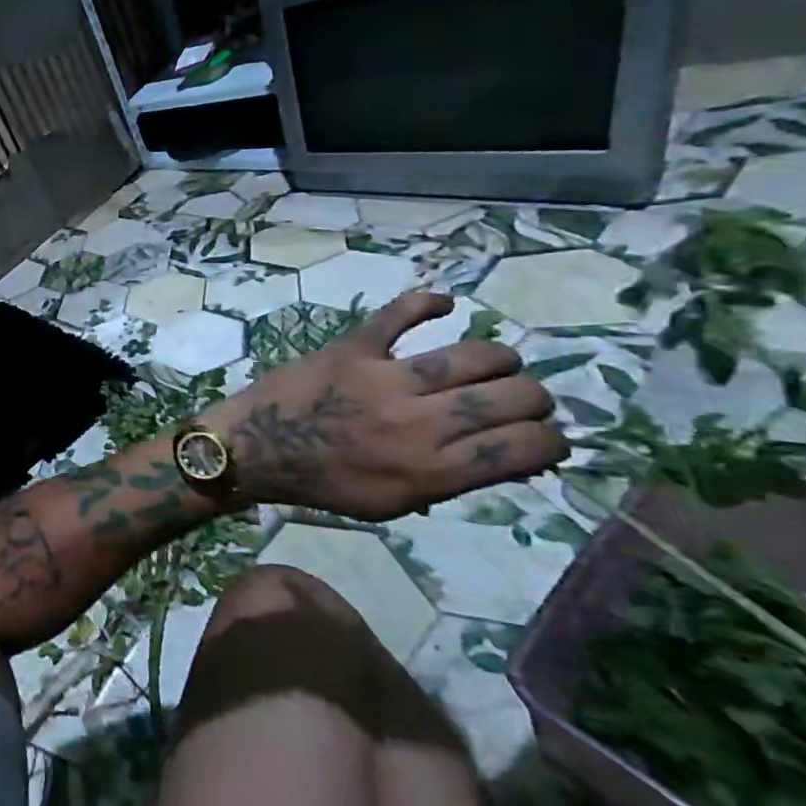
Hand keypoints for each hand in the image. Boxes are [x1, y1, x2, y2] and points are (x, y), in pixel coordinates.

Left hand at [198, 291, 567, 520]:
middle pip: (513, 398)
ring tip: (494, 366)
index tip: (542, 436)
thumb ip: (452, 480)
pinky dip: (427, 302)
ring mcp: (385, 378)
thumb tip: (512, 456)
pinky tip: (446, 304)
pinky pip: (399, 313)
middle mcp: (418, 422)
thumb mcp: (392, 503)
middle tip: (518, 401)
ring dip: (499, 360)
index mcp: (431, 470)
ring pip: (474, 355)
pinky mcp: (353, 347)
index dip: (550, 441)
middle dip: (533, 399)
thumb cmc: (323, 483)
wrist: (255, 448)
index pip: (525, 448)